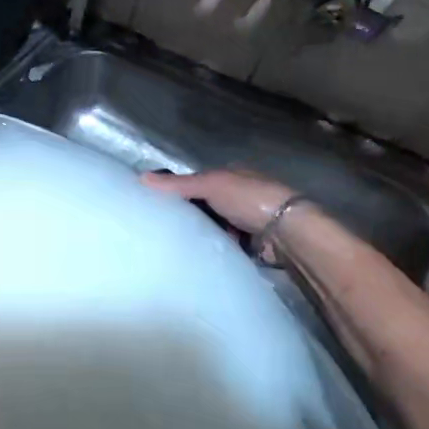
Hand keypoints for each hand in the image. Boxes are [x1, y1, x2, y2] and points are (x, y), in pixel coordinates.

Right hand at [140, 169, 297, 233]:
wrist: (287, 231)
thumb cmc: (249, 199)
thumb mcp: (210, 185)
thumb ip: (178, 185)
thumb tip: (141, 178)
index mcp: (233, 174)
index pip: (200, 181)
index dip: (181, 191)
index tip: (160, 205)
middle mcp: (241, 195)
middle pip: (207, 205)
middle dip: (191, 215)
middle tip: (165, 227)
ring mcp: (248, 220)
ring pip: (216, 226)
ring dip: (204, 233)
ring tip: (178, 243)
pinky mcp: (253, 243)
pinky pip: (227, 244)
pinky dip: (217, 247)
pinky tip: (200, 254)